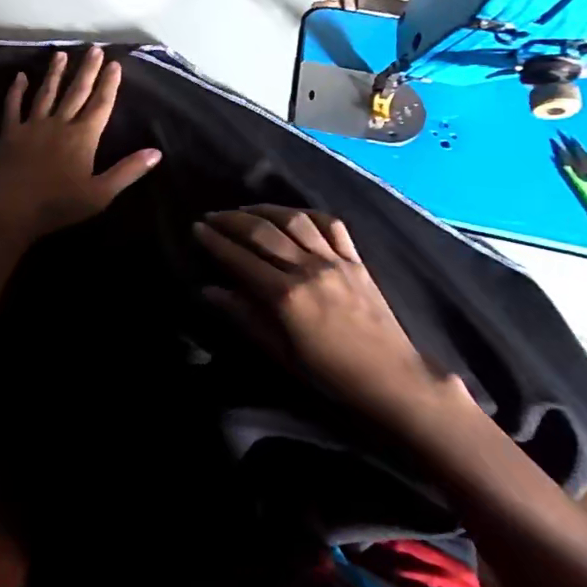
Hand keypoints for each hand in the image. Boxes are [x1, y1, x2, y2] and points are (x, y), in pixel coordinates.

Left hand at [0, 47, 160, 239]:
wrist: (11, 211)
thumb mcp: (101, 194)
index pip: (101, 104)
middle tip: (94, 49)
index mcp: (83, 137)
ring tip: (61, 54)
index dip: (109, 84)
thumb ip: (128, 171)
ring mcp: (33, 126)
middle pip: (77, 92)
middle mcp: (60, 124)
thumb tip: (156, 152)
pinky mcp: (10, 134)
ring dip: (55, 73)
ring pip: (46, 93)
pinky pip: (13, 107)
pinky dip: (16, 91)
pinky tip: (20, 77)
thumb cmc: (59, 205)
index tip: (115, 63)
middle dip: (87, 70)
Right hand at [193, 205, 473, 434]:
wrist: (390, 376)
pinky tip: (293, 214)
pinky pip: (330, 224)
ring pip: (294, 220)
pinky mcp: (355, 258)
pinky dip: (307, 214)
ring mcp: (335, 260)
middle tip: (212, 215)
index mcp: (286, 296)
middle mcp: (308, 269)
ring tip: (245, 210)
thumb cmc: (330, 374)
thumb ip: (245, 317)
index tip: (196, 228)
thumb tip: (208, 290)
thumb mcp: (281, 353)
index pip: (241, 259)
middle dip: (233, 220)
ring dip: (265, 210)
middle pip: (263, 233)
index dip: (215, 241)